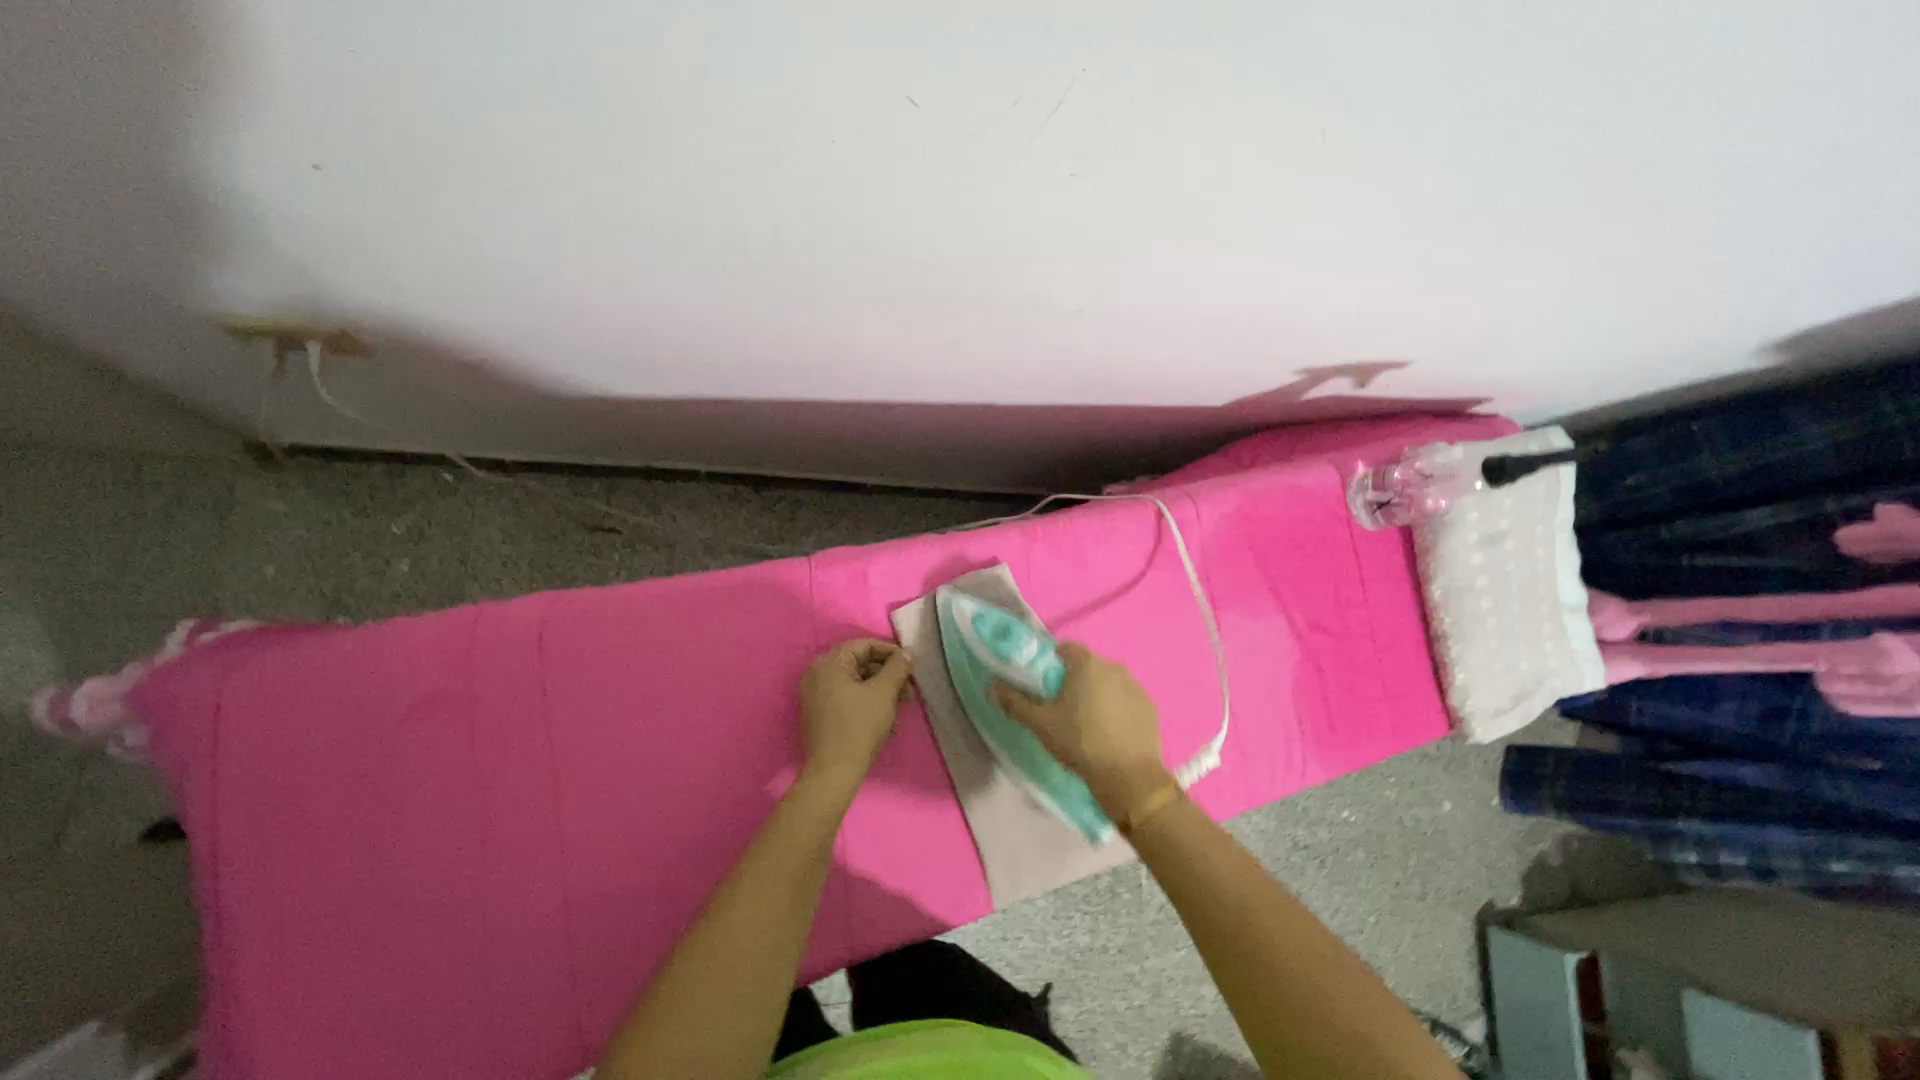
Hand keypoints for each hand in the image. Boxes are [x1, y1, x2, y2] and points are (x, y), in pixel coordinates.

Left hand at [798, 639, 912, 788]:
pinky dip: (867, 704)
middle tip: (909, 693)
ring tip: (899, 712)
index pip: (865, 645)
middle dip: (888, 677)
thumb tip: (905, 654)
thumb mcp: (884, 693)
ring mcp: (815, 695)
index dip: (891, 653)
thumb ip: (897, 668)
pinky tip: (886, 723)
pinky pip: (847, 699)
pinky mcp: (819, 713)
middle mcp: (817, 673)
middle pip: (860, 664)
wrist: (834, 771)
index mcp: (830, 663)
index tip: (911, 667)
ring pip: (856, 684)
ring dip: (881, 693)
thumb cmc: (859, 726)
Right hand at [992, 644, 1171, 817]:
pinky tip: (1109, 733)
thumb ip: (1014, 702)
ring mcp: (1136, 686)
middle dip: (1073, 680)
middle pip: (1087, 666)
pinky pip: (1126, 700)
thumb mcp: (1040, 724)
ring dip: (1096, 694)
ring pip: (1108, 683)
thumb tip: (990, 686)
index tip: (1044, 686)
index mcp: (1087, 664)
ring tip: (1086, 723)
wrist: (1128, 776)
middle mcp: (1114, 667)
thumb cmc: (1079, 742)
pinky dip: (1116, 709)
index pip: (1064, 649)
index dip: (1051, 664)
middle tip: (1060, 708)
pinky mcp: (1149, 707)